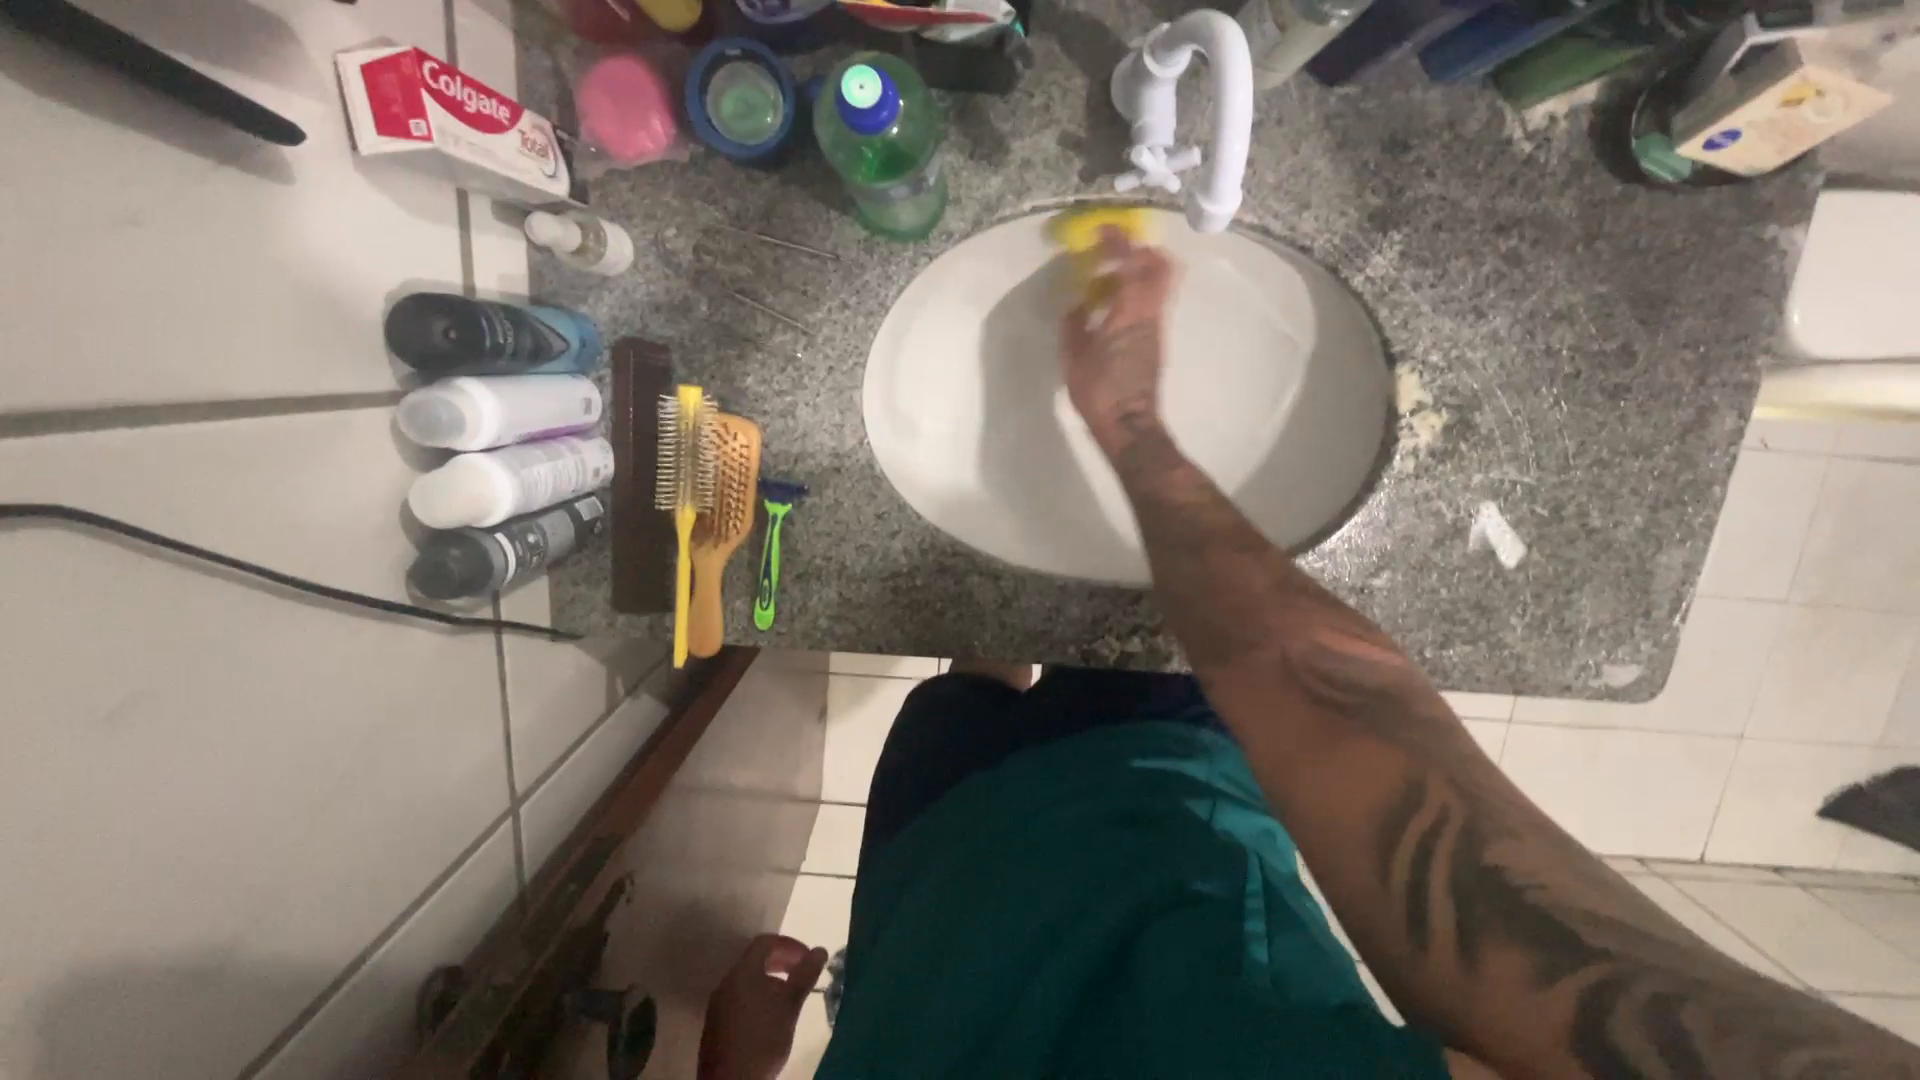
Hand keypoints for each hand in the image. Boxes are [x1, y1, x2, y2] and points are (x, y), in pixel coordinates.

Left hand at [697, 934, 828, 1079]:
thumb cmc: (762, 1041)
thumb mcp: (789, 1007)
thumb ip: (804, 976)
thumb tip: (820, 950)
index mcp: (742, 973)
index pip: (765, 942)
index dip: (789, 944)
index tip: (807, 958)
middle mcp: (726, 983)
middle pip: (755, 960)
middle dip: (781, 961)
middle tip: (801, 973)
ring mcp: (718, 1005)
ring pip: (747, 981)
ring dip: (770, 981)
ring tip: (789, 998)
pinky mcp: (715, 1025)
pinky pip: (739, 998)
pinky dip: (758, 997)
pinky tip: (770, 1018)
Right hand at [1060, 226, 1178, 454]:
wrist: (1130, 425)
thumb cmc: (1099, 392)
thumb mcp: (1074, 358)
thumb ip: (1073, 325)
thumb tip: (1076, 305)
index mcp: (1130, 313)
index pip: (1132, 263)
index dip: (1119, 242)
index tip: (1103, 231)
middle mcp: (1151, 314)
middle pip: (1162, 266)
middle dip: (1142, 250)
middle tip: (1117, 250)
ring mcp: (1157, 327)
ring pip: (1161, 284)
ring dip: (1141, 271)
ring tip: (1113, 276)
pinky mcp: (1157, 341)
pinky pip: (1153, 302)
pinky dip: (1138, 292)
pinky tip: (1115, 305)